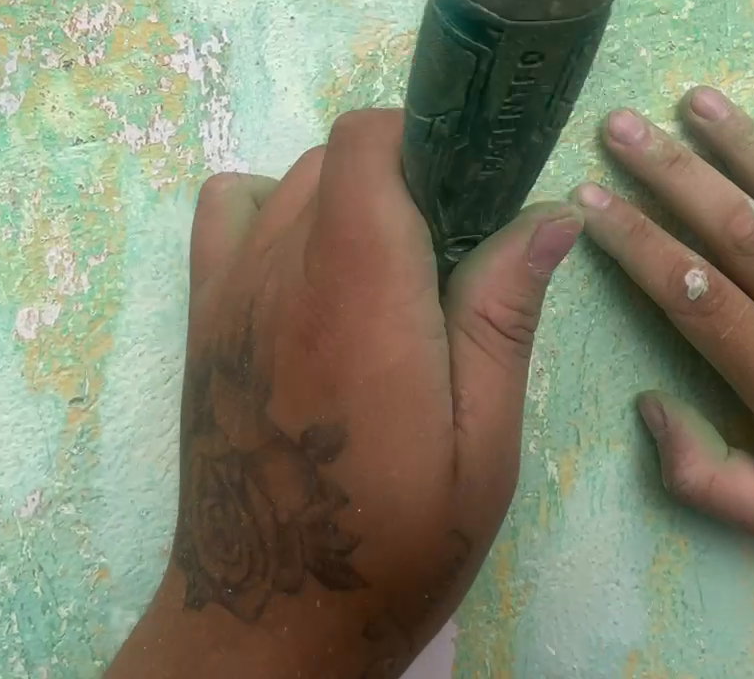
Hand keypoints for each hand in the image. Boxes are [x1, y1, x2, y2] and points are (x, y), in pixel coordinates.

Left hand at [108, 110, 583, 677]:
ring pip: (290, 177)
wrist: (267, 613)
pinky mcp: (201, 311)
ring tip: (381, 265)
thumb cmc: (394, 537)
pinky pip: (226, 209)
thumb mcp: (483, 440)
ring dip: (345, 193)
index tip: (466, 192)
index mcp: (360, 288)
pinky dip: (270, 207)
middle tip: (442, 252)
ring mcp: (228, 285)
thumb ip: (504, 312)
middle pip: (337, 156)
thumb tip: (553, 212)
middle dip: (400, 176)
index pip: (366, 141)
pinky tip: (306, 265)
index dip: (422, 141)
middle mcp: (282, 267)